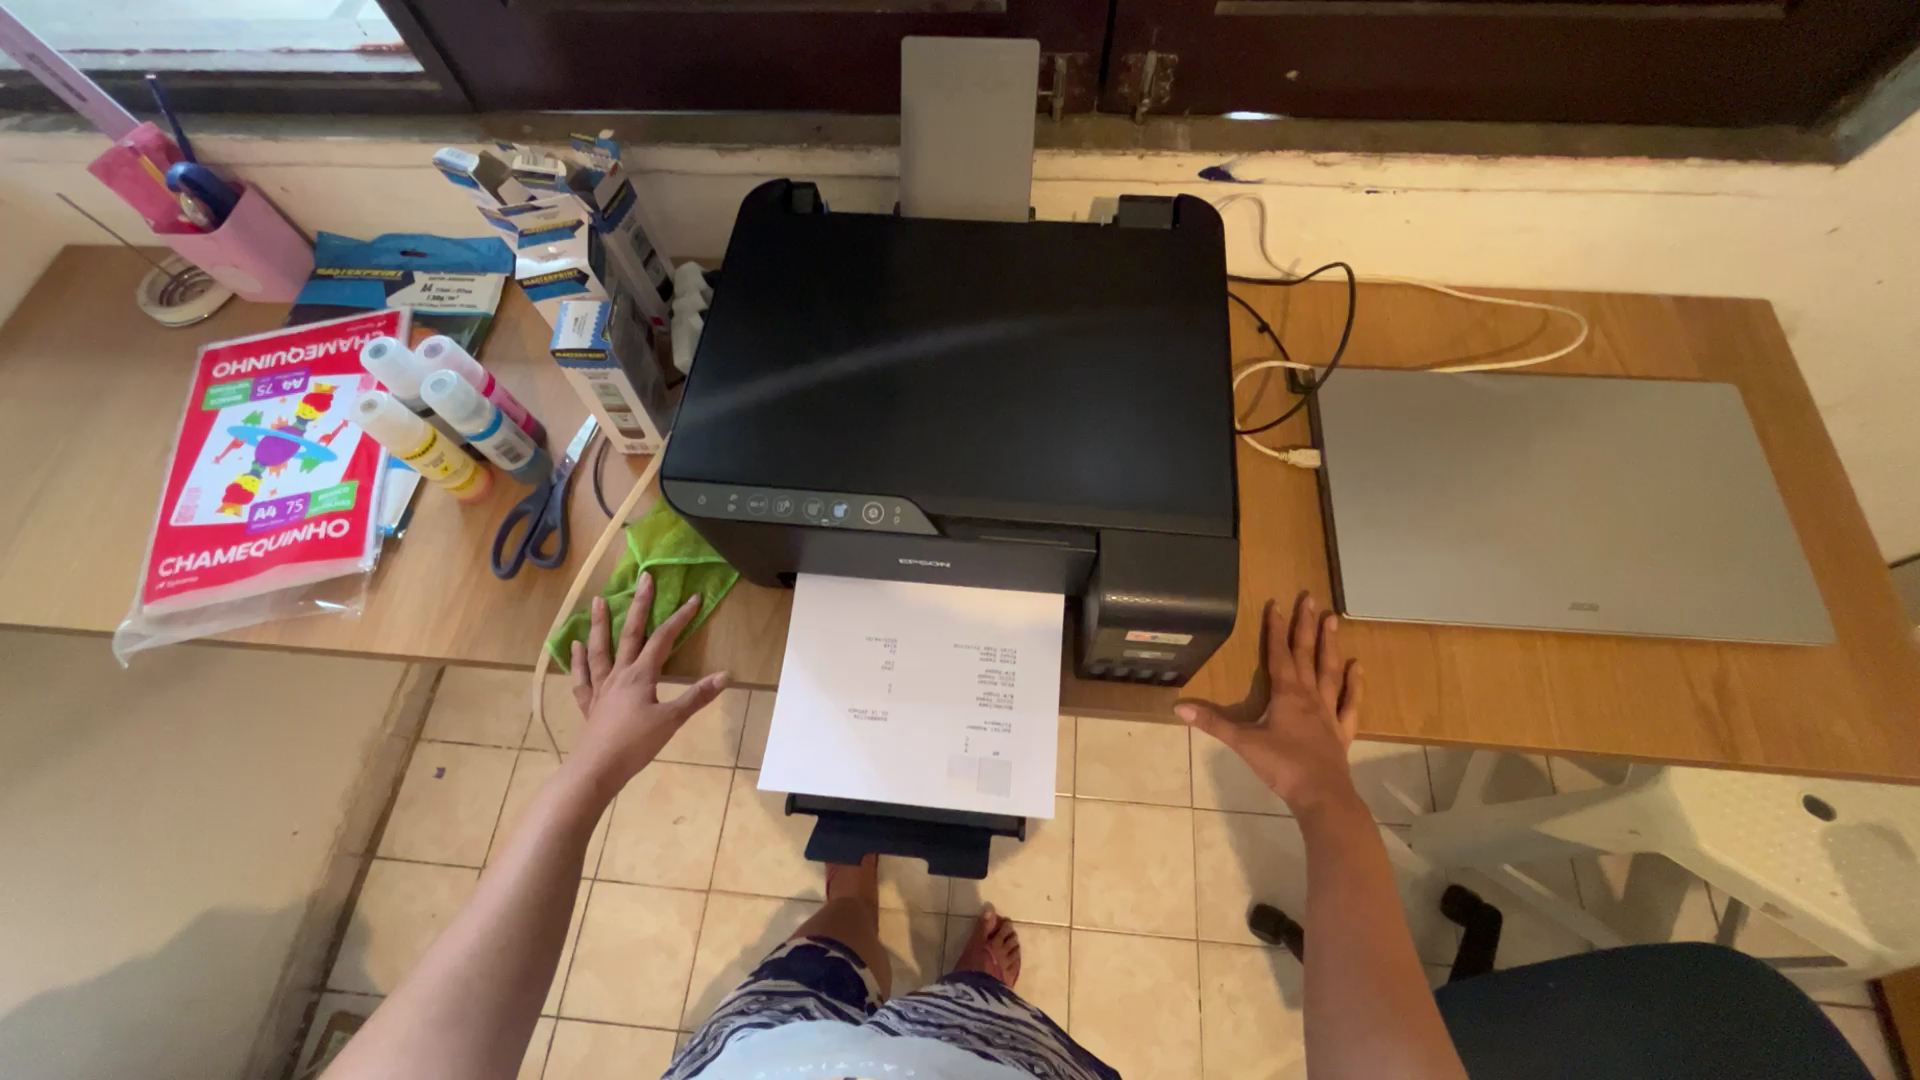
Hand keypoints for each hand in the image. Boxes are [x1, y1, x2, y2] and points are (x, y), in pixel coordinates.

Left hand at [567, 572, 728, 792]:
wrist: (595, 770)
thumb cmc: (635, 744)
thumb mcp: (672, 720)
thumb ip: (697, 696)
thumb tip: (726, 675)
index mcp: (641, 675)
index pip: (663, 639)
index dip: (679, 618)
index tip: (693, 598)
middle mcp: (619, 674)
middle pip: (631, 634)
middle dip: (640, 605)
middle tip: (643, 579)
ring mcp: (601, 688)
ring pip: (601, 650)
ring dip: (601, 624)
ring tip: (600, 601)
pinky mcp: (590, 705)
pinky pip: (582, 677)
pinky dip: (578, 660)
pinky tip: (575, 646)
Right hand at [1176, 592, 1364, 817]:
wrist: (1322, 796)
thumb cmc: (1282, 766)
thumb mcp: (1243, 743)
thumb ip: (1213, 723)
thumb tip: (1178, 708)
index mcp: (1286, 694)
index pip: (1279, 653)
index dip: (1275, 629)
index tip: (1276, 604)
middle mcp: (1309, 695)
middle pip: (1307, 654)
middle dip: (1306, 625)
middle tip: (1311, 598)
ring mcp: (1329, 711)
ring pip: (1329, 671)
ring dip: (1330, 645)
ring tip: (1334, 620)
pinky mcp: (1342, 730)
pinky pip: (1350, 702)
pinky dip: (1354, 684)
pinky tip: (1357, 667)